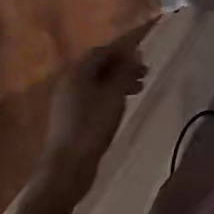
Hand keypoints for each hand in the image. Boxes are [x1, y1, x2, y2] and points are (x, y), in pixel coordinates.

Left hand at [35, 19, 152, 199]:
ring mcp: (68, 98)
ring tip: (140, 86)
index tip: (146, 50)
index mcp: (77, 72)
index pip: (104, 50)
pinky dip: (111, 91)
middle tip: (146, 71)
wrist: (68, 166)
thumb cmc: (92, 126)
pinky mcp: (71, 114)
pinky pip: (94, 92)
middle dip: (123, 64)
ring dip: (119, 78)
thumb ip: (124, 71)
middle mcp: (69, 81)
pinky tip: (124, 101)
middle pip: (99, 63)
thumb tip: (133, 54)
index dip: (126, 47)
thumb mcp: (114, 95)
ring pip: (97, 79)